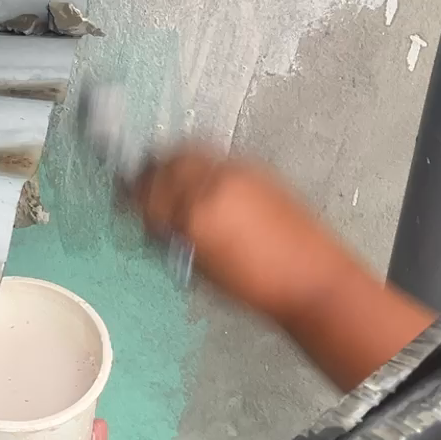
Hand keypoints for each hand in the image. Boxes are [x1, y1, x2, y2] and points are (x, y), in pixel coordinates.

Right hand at [131, 144, 362, 326]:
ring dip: (172, 164)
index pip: (150, 193)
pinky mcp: (257, 171)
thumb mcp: (200, 269)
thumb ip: (173, 238)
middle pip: (168, 161)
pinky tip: (199, 186)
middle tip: (140, 189)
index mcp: (197, 213)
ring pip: (191, 152)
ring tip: (167, 182)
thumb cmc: (254, 287)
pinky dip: (198, 167)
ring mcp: (239, 172)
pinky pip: (215, 159)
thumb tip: (157, 224)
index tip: (126, 204)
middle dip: (150, 173)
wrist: (315, 281)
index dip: (132, 198)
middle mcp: (215, 183)